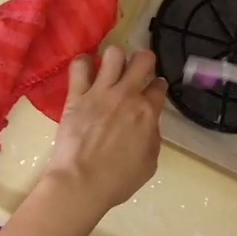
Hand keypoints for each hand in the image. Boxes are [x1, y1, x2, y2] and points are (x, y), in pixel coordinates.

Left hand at [42, 46, 165, 214]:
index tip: (154, 89)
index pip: (159, 86)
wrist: (82, 182)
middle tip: (138, 70)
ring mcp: (100, 92)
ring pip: (113, 53)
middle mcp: (127, 94)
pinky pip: (79, 66)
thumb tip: (149, 124)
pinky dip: (84, 63)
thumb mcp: (149, 163)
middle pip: (142, 59)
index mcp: (147, 112)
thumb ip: (152, 137)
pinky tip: (85, 70)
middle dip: (144, 60)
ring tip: (110, 69)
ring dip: (115, 59)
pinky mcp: (76, 95)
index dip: (158, 86)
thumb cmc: (118, 180)